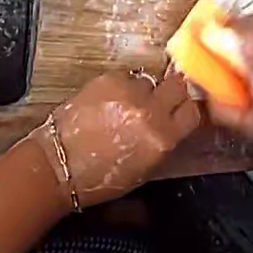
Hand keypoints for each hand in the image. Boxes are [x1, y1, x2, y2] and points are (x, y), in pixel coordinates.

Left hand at [35, 71, 202, 207]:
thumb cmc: (101, 176)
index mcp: (162, 138)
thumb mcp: (146, 168)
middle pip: (177, 86)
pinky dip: (119, 86)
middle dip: (170, 92)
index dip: (186, 109)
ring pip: (149, 80)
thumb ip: (165, 141)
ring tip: (125, 105)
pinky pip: (125, 76)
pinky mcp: (106, 79)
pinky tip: (107, 102)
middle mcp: (149, 111)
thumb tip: (174, 122)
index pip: (192, 111)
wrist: (61, 164)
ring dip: (142, 90)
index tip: (179, 110)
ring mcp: (127, 91)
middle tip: (158, 101)